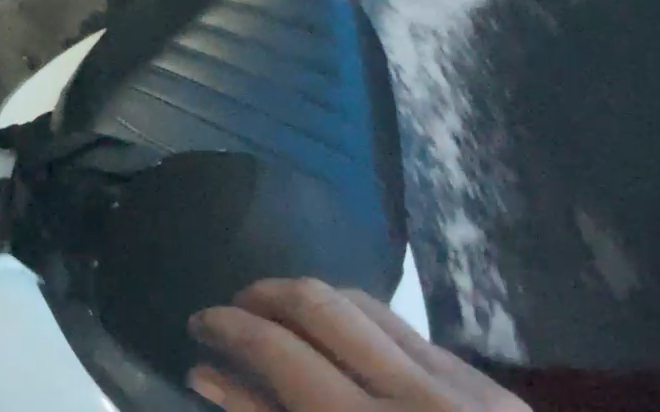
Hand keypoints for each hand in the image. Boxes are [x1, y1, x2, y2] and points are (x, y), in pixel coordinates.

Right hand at [188, 278, 527, 411]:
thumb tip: (204, 374)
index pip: (274, 346)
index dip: (224, 325)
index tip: (198, 325)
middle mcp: (418, 398)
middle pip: (316, 303)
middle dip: (260, 295)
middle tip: (233, 312)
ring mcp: (466, 389)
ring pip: (361, 302)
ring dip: (307, 302)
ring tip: (282, 322)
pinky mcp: (494, 389)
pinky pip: (405, 330)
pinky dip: (360, 327)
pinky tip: (346, 352)